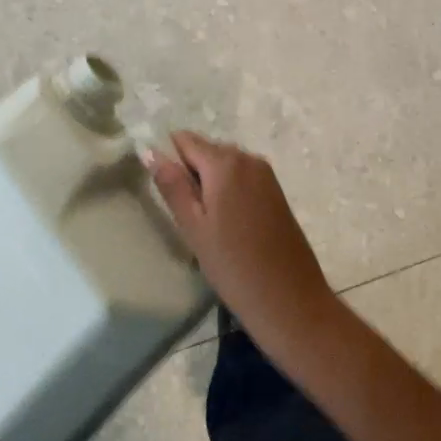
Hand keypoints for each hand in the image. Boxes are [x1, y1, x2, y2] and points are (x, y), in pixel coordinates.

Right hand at [146, 131, 337, 343]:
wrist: (290, 300)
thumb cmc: (234, 266)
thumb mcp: (194, 227)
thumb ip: (172, 185)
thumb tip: (150, 150)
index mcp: (225, 162)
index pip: (185, 140)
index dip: (170, 161)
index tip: (167, 194)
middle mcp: (248, 158)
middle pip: (206, 151)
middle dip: (191, 174)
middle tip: (187, 218)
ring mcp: (266, 174)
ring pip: (224, 166)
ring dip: (210, 185)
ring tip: (207, 226)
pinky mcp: (276, 191)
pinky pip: (242, 178)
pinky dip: (229, 193)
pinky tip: (228, 227)